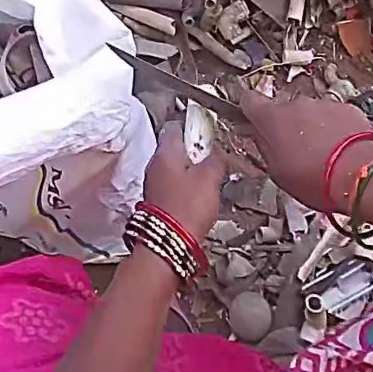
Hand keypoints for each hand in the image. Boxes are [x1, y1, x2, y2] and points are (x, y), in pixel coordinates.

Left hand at [141, 121, 224, 239]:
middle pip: (176, 149)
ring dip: (191, 171)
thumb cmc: (188, 208)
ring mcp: (154, 184)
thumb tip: (218, 155)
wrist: (169, 244)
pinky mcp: (158, 202)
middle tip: (214, 158)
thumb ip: (216, 160)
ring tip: (210, 178)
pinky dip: (186, 187)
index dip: (194, 127)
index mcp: (164, 154)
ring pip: (175, 169)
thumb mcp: (210, 178)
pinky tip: (199, 196)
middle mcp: (154, 166)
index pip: (176, 128)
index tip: (209, 133)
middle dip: (195, 152)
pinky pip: (174, 186)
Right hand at [239, 90, 372, 211]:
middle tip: (292, 153)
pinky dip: (333, 129)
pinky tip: (340, 152)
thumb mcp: (277, 172)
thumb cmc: (316, 179)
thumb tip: (256, 135)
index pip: (249, 101)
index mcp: (272, 118)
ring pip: (309, 114)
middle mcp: (296, 105)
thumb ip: (263, 147)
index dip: (248, 110)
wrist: (361, 174)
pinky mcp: (346, 109)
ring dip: (311, 129)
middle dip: (285, 127)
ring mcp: (322, 104)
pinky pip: (333, 117)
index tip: (250, 120)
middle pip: (283, 110)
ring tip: (321, 158)